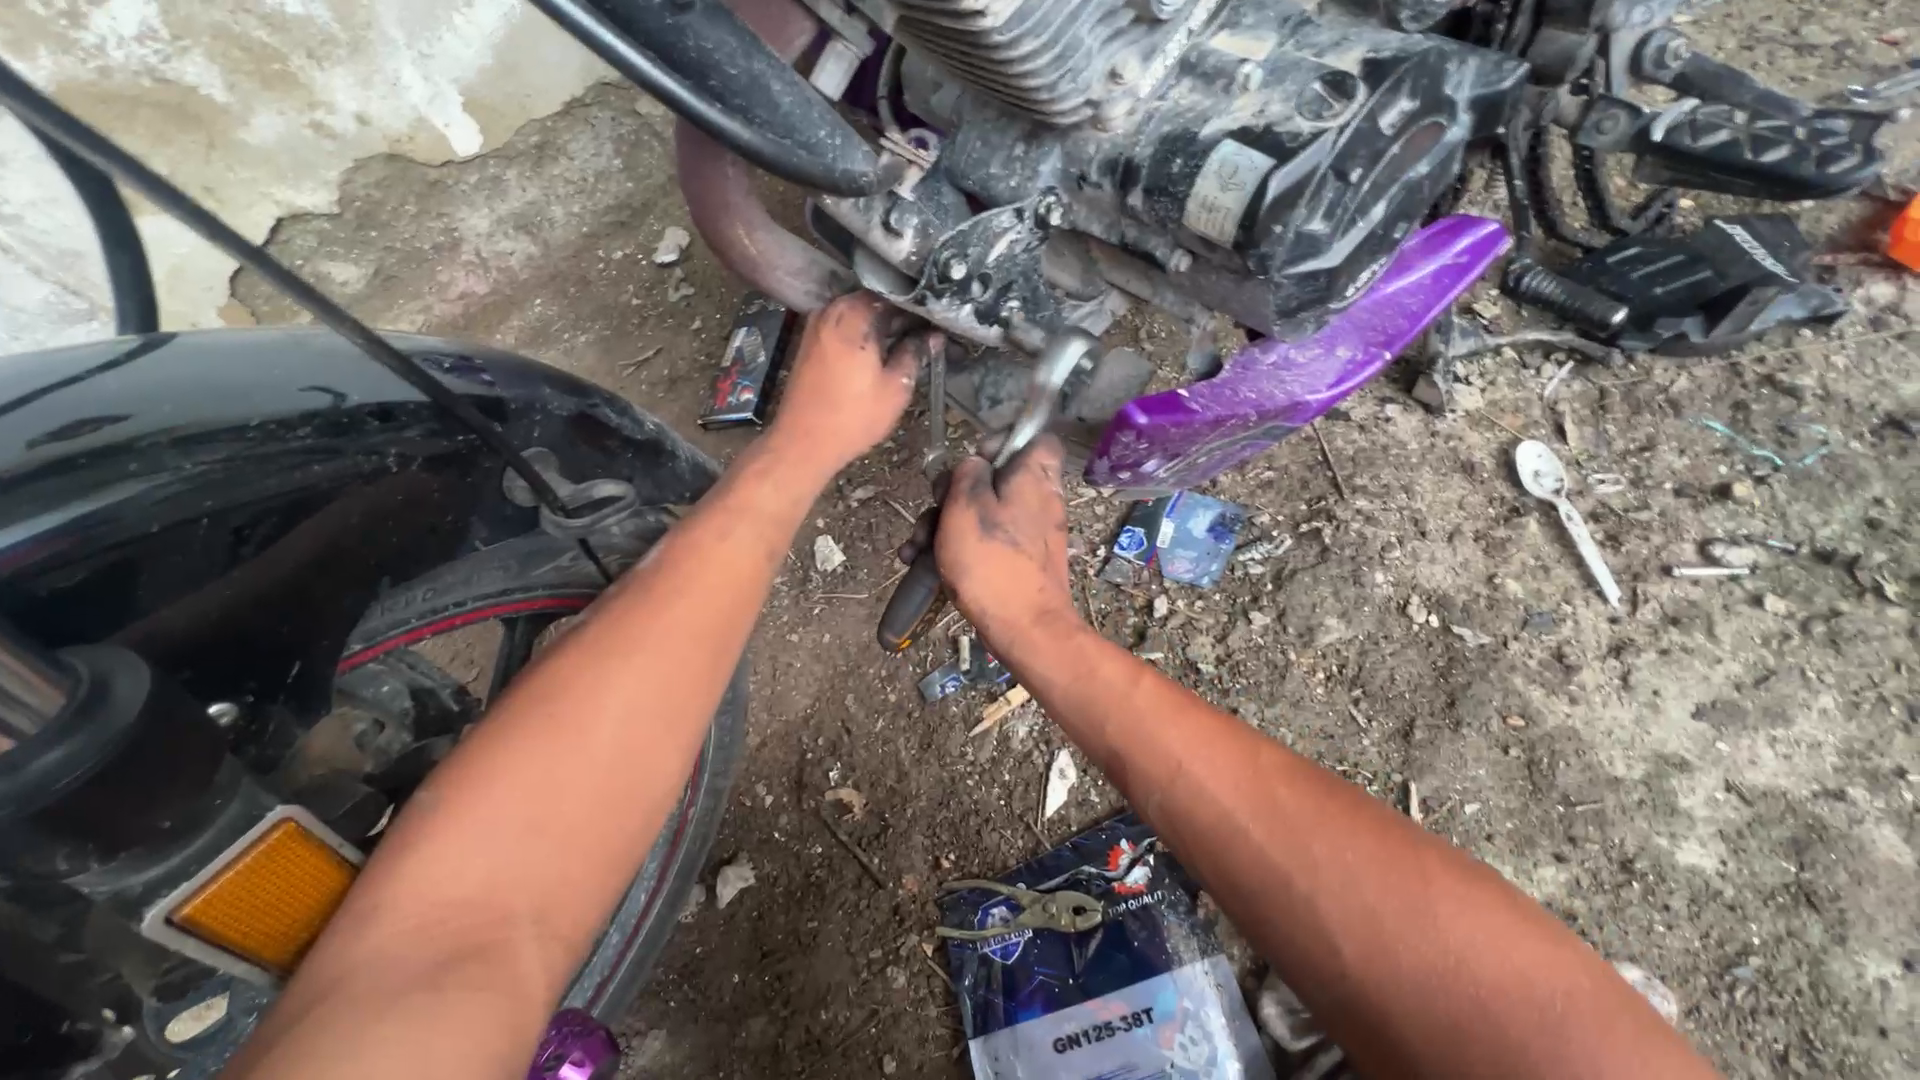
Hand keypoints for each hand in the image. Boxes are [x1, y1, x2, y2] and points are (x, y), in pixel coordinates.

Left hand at [767, 292, 938, 478]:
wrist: (803, 441)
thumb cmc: (853, 417)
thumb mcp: (895, 388)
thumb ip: (914, 354)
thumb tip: (932, 336)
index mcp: (855, 315)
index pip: (894, 293)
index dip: (918, 305)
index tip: (936, 316)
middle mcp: (833, 310)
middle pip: (873, 298)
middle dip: (899, 311)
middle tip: (924, 328)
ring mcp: (817, 323)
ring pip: (857, 310)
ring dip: (880, 322)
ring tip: (905, 338)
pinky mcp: (810, 339)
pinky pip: (843, 323)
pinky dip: (861, 330)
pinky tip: (878, 347)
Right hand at [935, 435, 1081, 646]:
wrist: (1023, 627)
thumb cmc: (992, 562)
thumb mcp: (966, 505)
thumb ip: (968, 473)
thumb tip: (975, 466)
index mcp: (1033, 477)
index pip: (1034, 439)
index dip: (1000, 442)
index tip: (973, 461)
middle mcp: (1038, 500)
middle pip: (994, 479)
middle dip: (953, 492)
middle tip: (935, 509)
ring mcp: (1029, 535)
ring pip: (982, 513)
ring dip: (943, 525)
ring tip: (915, 548)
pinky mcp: (1018, 563)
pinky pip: (986, 543)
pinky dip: (957, 548)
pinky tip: (920, 562)